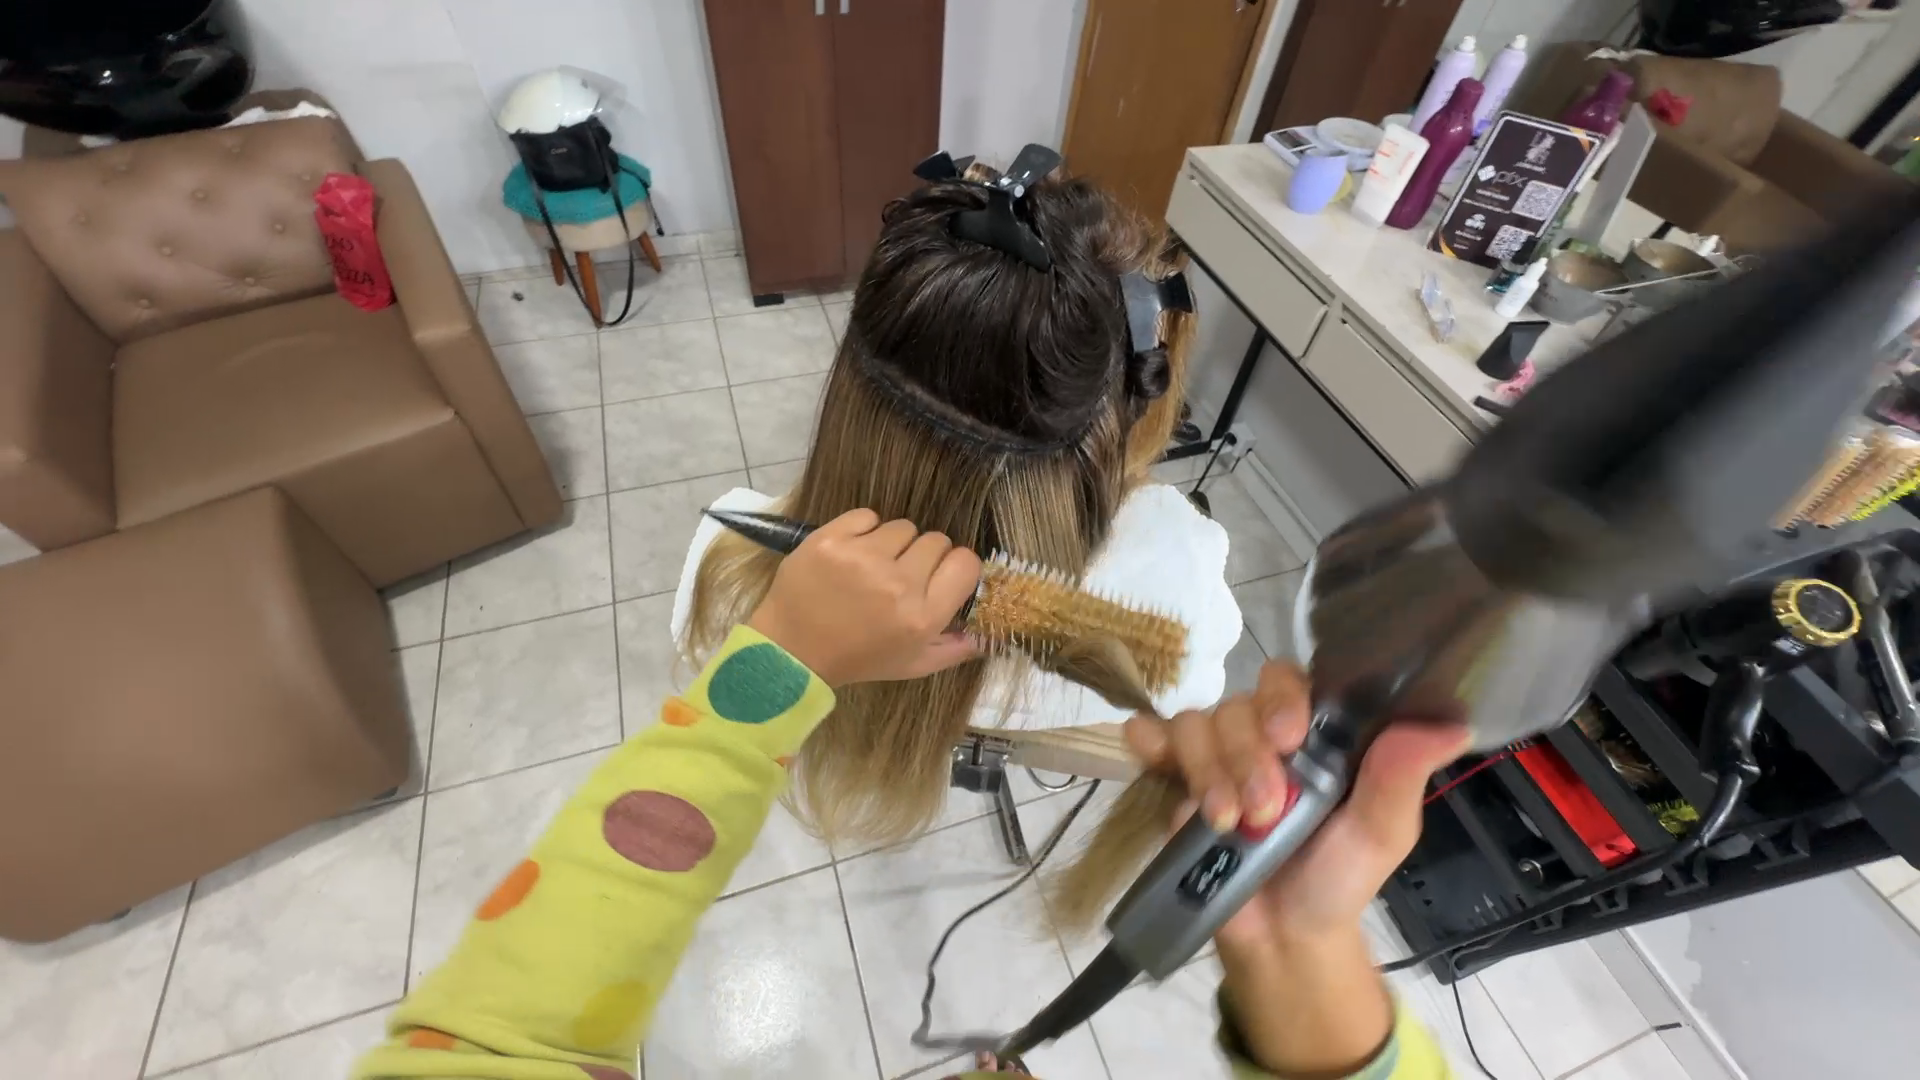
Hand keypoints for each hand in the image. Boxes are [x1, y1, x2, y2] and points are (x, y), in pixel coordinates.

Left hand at [746, 509, 982, 685]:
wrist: (791, 651)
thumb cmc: (857, 659)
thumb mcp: (911, 665)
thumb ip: (954, 649)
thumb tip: (988, 633)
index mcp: (922, 617)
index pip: (966, 563)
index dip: (956, 567)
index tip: (939, 576)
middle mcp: (898, 584)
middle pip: (936, 540)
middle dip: (923, 556)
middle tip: (901, 575)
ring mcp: (863, 558)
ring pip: (902, 527)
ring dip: (893, 543)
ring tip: (873, 566)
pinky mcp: (831, 538)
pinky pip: (868, 516)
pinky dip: (864, 529)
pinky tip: (853, 553)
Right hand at [1123, 661, 1467, 1076]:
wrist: (1279, 934)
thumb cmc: (1337, 878)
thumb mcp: (1380, 833)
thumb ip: (1399, 777)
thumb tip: (1449, 724)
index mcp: (1308, 733)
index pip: (1286, 682)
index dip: (1279, 700)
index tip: (1286, 738)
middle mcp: (1256, 733)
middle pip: (1234, 707)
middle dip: (1244, 758)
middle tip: (1262, 811)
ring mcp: (1211, 754)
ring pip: (1194, 725)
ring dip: (1206, 770)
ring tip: (1224, 823)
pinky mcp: (1173, 778)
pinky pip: (1152, 741)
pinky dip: (1147, 741)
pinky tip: (1147, 751)